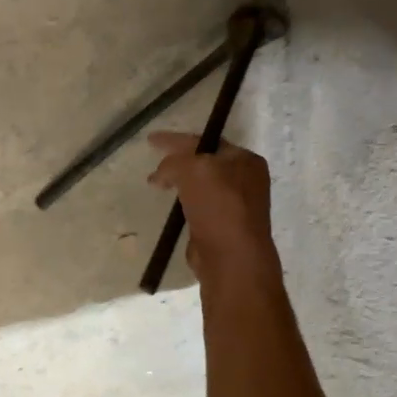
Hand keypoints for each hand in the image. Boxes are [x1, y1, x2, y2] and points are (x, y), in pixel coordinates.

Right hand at [147, 133, 276, 279]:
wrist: (232, 256)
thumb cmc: (217, 205)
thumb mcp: (190, 170)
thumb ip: (173, 162)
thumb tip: (159, 175)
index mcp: (245, 159)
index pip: (205, 141)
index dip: (176, 139)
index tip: (150, 140)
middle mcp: (246, 179)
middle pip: (204, 161)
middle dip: (177, 160)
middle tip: (154, 159)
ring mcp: (237, 203)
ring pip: (201, 183)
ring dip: (179, 180)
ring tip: (156, 183)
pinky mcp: (225, 224)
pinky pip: (200, 203)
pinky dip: (184, 200)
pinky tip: (172, 204)